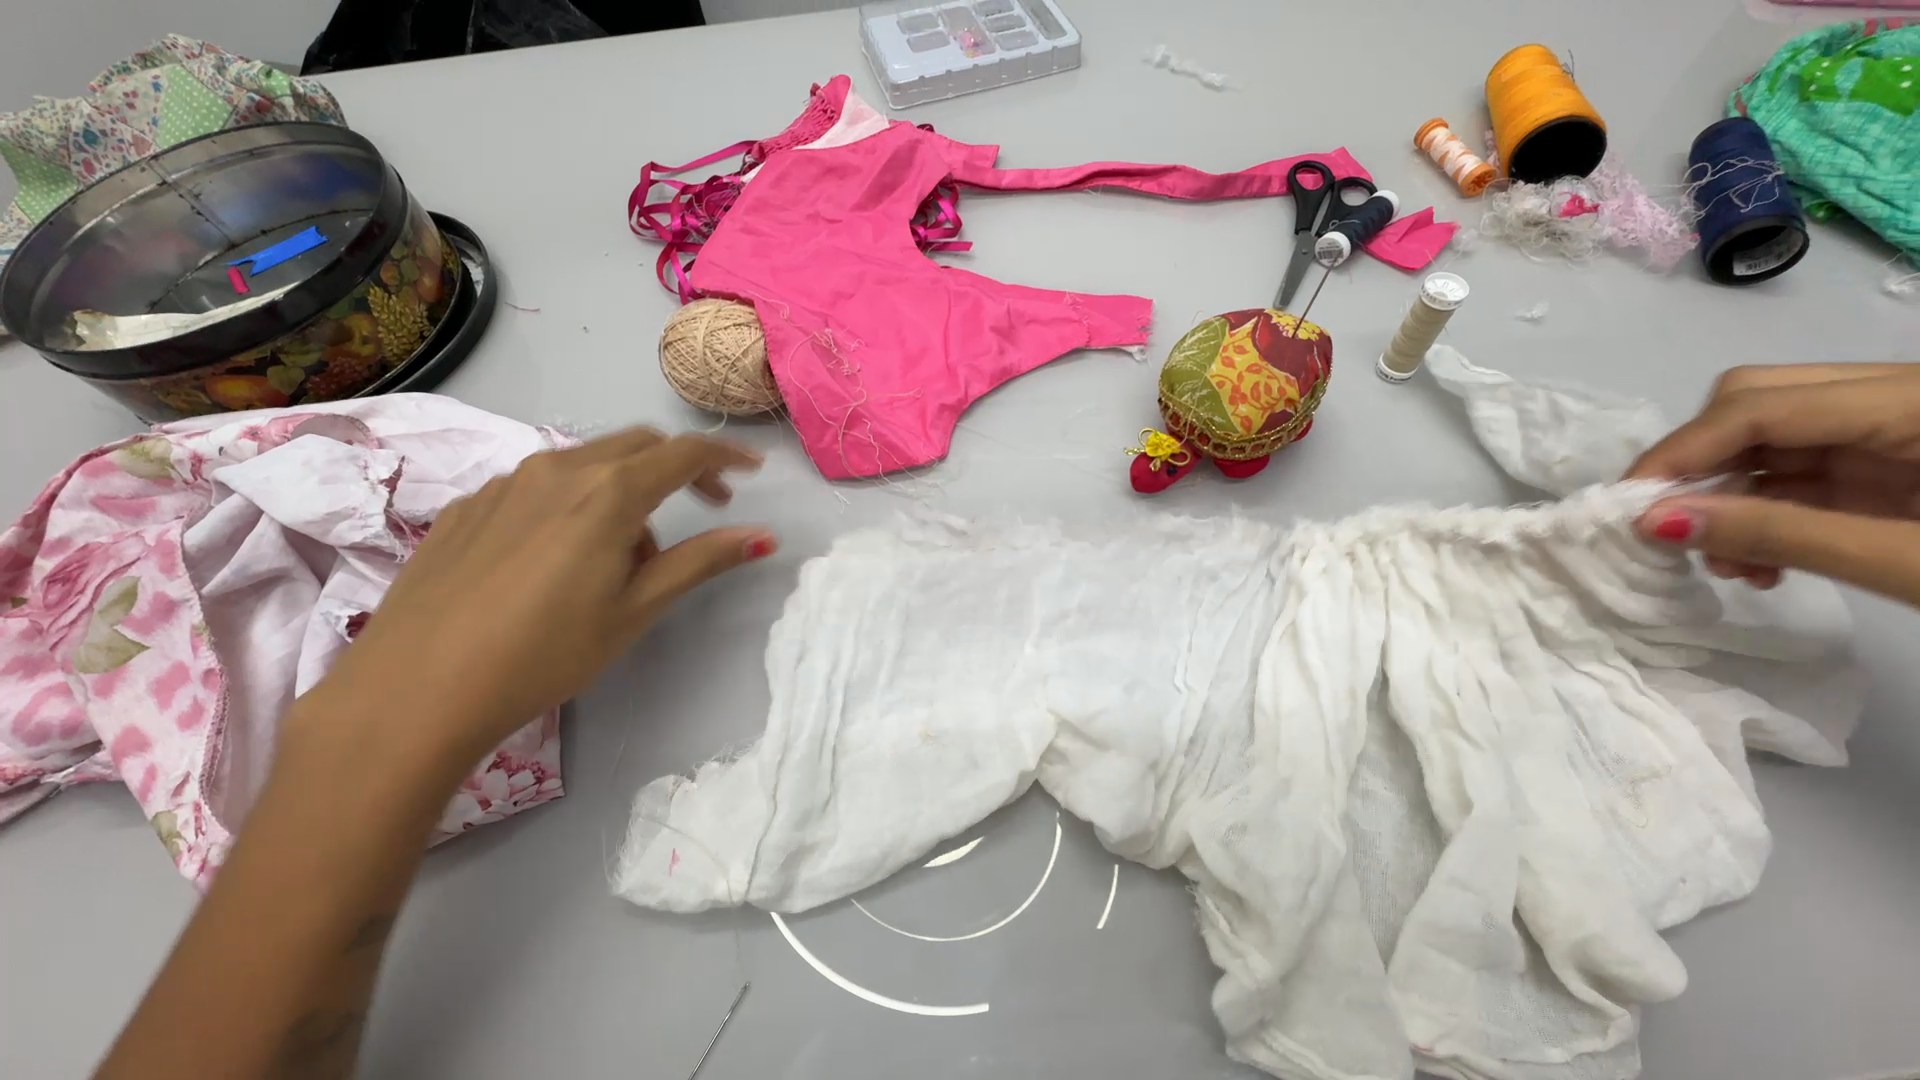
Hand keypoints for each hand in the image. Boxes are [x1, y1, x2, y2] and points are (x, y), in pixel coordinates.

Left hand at [289, 428, 774, 769]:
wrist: (417, 688)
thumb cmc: (546, 652)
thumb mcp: (636, 609)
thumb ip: (702, 562)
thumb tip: (764, 536)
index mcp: (609, 492)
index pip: (684, 453)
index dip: (725, 457)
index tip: (753, 470)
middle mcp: (558, 469)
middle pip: (637, 445)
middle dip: (680, 467)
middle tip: (706, 505)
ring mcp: (506, 483)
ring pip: (586, 463)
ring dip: (625, 488)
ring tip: (624, 554)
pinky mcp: (469, 506)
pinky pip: (540, 485)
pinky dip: (574, 501)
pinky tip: (559, 557)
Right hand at [1625, 363, 1919, 604]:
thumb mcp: (1906, 564)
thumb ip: (1782, 534)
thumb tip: (1655, 521)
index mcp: (1918, 402)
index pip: (1759, 407)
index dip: (1680, 453)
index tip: (1628, 509)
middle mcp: (1901, 395)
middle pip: (1756, 400)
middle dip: (1696, 463)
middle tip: (1671, 526)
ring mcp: (1898, 425)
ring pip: (1770, 435)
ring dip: (1725, 494)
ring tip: (1727, 563)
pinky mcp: (1898, 458)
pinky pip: (1802, 467)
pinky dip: (1763, 509)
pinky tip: (1763, 558)